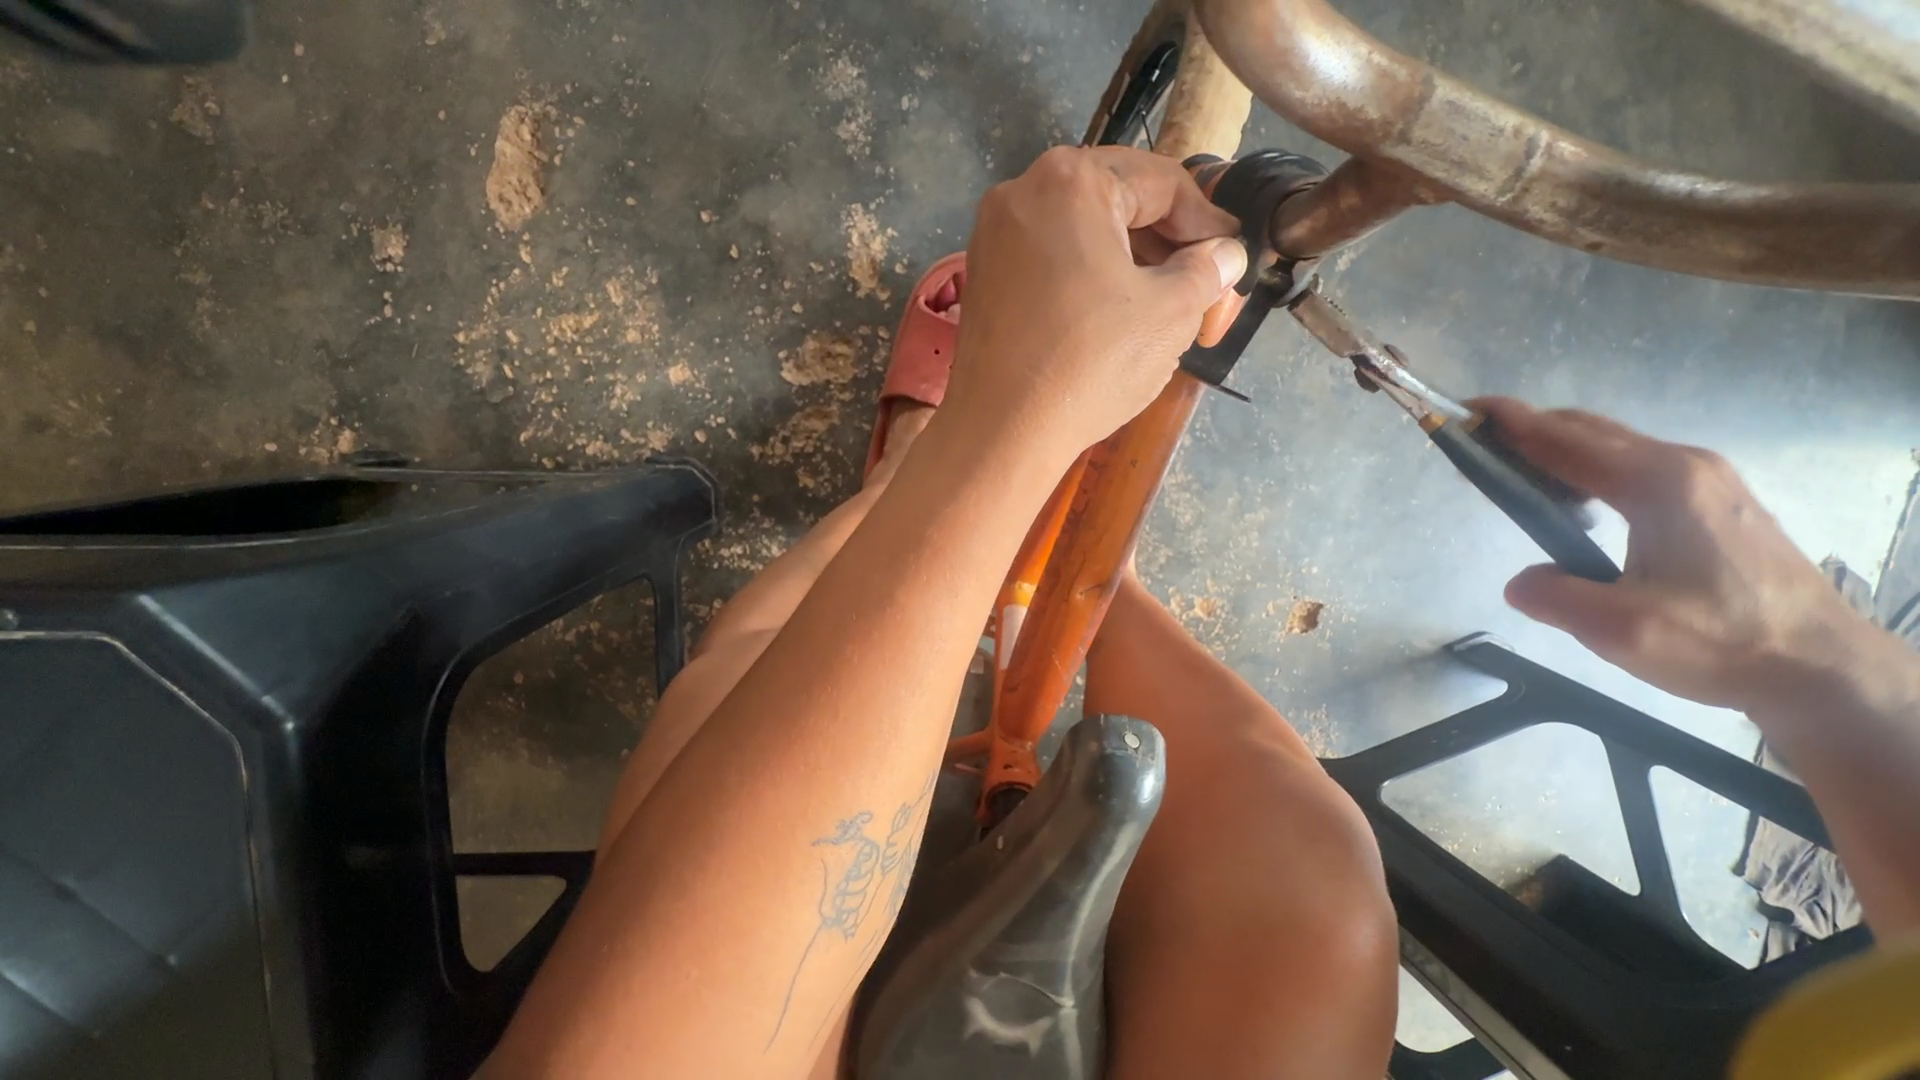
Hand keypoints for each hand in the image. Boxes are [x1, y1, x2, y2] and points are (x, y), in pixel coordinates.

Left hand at [941, 145, 1246, 457]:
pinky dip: (1088, 274)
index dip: (1206, 222)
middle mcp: (1022, 190)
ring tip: (1164, 305)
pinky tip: (1113, 314)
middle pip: (1118, 200)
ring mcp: (994, 234)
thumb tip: (1225, 254)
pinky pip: (1049, 257)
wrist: (1004, 430)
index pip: (1163, 182)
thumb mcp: (1172, 311)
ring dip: (1131, 260)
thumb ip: (1208, 270)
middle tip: (1202, 287)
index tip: (1230, 257)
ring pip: (1083, 229)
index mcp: (1071, 180)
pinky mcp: (983, 275)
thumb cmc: (1092, 362)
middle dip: (1167, 243)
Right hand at [1479, 398, 1878, 711]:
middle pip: (1588, 431)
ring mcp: (1708, 481)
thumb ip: (1552, 596)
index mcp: (1658, 484)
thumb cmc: (1723, 643)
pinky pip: (1636, 465)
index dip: (1509, 423)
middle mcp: (1685, 466)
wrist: (1823, 670)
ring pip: (1613, 446)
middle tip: (1476, 451)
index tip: (1465, 412)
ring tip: (1515, 481)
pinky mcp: (1717, 502)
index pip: (1565, 439)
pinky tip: (1575, 506)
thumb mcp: (1619, 629)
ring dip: (1558, 452)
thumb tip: (1520, 582)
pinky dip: (1589, 469)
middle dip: (1526, 432)